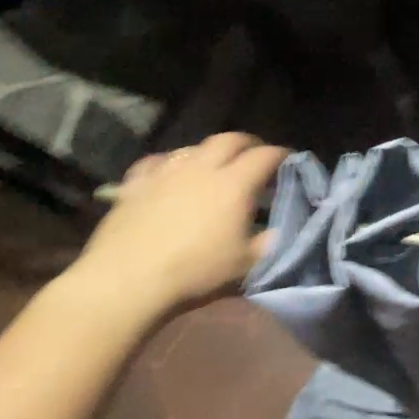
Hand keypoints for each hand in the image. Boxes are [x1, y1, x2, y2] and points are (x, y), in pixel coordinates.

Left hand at [66, 133, 289, 317]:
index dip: (280, 154)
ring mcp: (166, 173)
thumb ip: (265, 244)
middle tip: (254, 155)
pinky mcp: (136, 184)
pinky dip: (171, 163)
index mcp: (234, 185)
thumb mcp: (243, 265)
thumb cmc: (195, 271)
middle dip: (247, 143)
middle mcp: (201, 169)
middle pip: (229, 140)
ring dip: (209, 152)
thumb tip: (276, 232)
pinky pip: (157, 162)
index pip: (264, 156)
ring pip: (192, 147)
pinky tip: (170, 173)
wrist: (129, 278)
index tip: (289, 159)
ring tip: (214, 165)